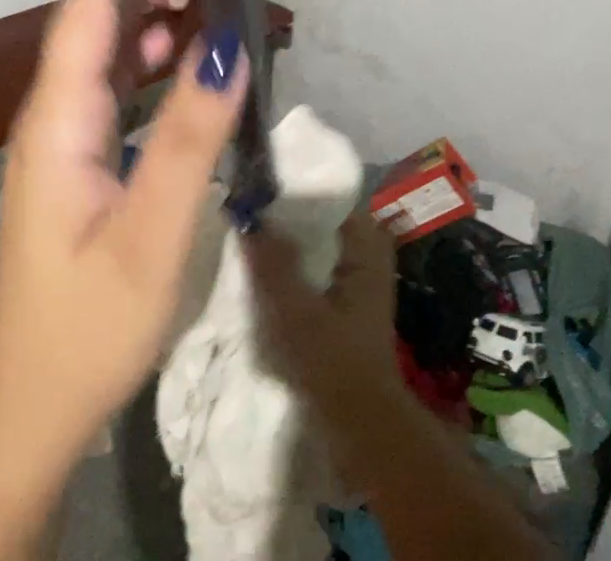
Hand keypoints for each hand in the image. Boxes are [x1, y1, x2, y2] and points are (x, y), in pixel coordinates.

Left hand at [0, 0, 248, 449]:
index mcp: (59, 124)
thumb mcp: (152, 234)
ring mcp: (64, 145)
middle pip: (93, 23)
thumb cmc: (90, 323)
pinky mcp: (80, 168)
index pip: (87, 16)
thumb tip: (226, 47)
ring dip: (141, 5)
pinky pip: (112, 92)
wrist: (35, 398)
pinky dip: (145, 59)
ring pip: (103, 55)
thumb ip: (188, 139)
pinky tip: (174, 49)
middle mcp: (53, 121)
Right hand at [247, 208, 402, 413]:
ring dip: (284, 243)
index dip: (295, 191)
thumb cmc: (330, 362)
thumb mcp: (295, 310)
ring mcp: (354, 282)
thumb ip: (272, 263)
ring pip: (314, 246)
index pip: (331, 200)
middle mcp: (366, 259)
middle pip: (321, 221)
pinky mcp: (340, 304)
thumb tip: (249, 216)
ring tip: (246, 234)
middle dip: (284, 216)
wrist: (358, 424)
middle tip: (244, 210)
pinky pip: (311, 269)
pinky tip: (259, 270)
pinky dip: (288, 265)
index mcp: (366, 251)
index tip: (257, 187)